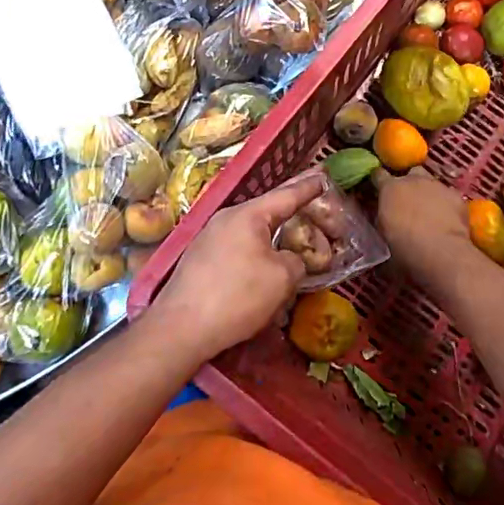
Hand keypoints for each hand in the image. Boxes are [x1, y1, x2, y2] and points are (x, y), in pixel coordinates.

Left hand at [140, 172, 325, 362]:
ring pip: (251, 234)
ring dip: (272, 239)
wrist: (180, 328)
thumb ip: (296, 261)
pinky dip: (255, 256)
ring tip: (291, 242)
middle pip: (266, 212)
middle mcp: (225, 219)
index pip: (286, 195)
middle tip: (312, 205)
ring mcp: (209, 239)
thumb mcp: (282, 279)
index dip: (308, 187)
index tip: (323, 176)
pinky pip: (237, 250)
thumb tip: (290, 260)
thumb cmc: (236, 296)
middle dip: (290, 212)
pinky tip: (262, 271)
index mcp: (247, 215)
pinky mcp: (200, 260)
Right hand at [373, 168, 472, 280]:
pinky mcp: (456, 195)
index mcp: (390, 188)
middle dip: (409, 184)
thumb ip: (382, 219)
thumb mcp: (383, 234)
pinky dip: (446, 204)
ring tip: (431, 213)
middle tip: (409, 202)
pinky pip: (448, 196)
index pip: (379, 175)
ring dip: (429, 194)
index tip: (379, 188)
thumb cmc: (403, 248)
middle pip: (410, 173)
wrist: (440, 252)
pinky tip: (448, 219)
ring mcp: (437, 185)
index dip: (379, 180)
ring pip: (431, 183)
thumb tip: (384, 218)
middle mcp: (413, 180)